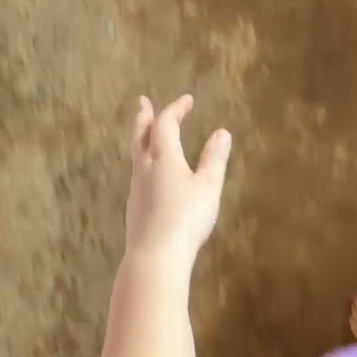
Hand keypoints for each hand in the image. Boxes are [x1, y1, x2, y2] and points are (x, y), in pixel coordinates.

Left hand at [125, 94, 230, 267]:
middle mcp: (145, 169)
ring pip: (136, 156)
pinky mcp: (135, 207)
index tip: (187, 100)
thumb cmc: (186, 219)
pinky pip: (138, 174)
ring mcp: (136, 189)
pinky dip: (143, 162)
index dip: (175, 109)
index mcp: (164, 158)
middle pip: (140, 136)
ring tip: (146, 134)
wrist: (155, 256)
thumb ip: (214, 159)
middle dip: (144, 117)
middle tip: (143, 103)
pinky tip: (149, 173)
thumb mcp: (208, 188)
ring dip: (141, 139)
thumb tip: (221, 133)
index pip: (165, 124)